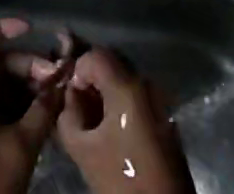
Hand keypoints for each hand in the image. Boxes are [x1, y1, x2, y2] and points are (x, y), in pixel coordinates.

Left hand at [0, 19, 63, 193]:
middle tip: (56, 79)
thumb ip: (42, 110)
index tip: (30, 29)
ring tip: (54, 95)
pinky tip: (42, 113)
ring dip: (24, 87)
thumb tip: (61, 81)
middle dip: (26, 66)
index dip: (2, 28)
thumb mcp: (22, 146)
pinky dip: (16, 105)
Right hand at [57, 50, 191, 193]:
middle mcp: (147, 85)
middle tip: (76, 97)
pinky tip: (109, 122)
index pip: (95, 55)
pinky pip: (136, 94)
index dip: (77, 69)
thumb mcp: (81, 148)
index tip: (70, 93)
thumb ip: (68, 113)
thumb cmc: (122, 179)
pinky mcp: (165, 117)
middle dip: (90, 75)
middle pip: (111, 62)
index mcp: (127, 88)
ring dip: (104, 87)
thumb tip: (71, 96)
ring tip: (90, 111)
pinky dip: (119, 99)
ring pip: (124, 78)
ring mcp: (160, 100)